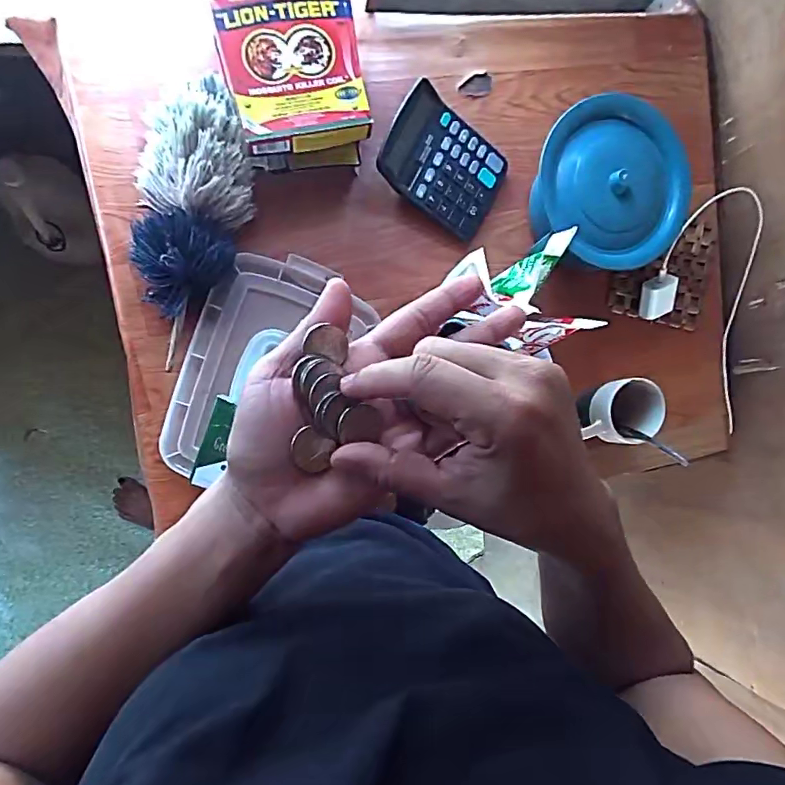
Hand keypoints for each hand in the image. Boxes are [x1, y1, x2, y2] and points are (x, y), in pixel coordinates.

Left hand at [222, 275, 522, 543]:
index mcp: (360, 367)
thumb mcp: (277, 376)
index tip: (475, 284)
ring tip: (522, 357)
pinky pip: (437, 446)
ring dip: (484, 381)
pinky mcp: (402, 465)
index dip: (440, 306)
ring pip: (447, 402)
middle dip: (479, 337)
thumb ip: (313, 337)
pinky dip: (467, 430)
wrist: (262, 500)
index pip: (408, 330)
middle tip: (517, 314)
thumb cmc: (262, 436)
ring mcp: (399, 431)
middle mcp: (388, 396)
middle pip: (440, 362)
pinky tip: (501, 413)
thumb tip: (340, 285)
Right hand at [333, 337, 626, 569]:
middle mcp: (526, 377)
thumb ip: (393, 471)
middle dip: (408, 380)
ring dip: (433, 377)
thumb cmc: (516, 512)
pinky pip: (481, 354)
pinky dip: (459, 376)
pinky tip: (460, 412)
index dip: (380, 379)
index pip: (425, 373)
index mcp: (505, 414)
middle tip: (403, 421)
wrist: (577, 510)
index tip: (350, 389)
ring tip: (435, 422)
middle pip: (438, 350)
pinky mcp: (542, 364)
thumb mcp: (451, 496)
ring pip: (458, 346)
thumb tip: (339, 454)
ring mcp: (539, 365)